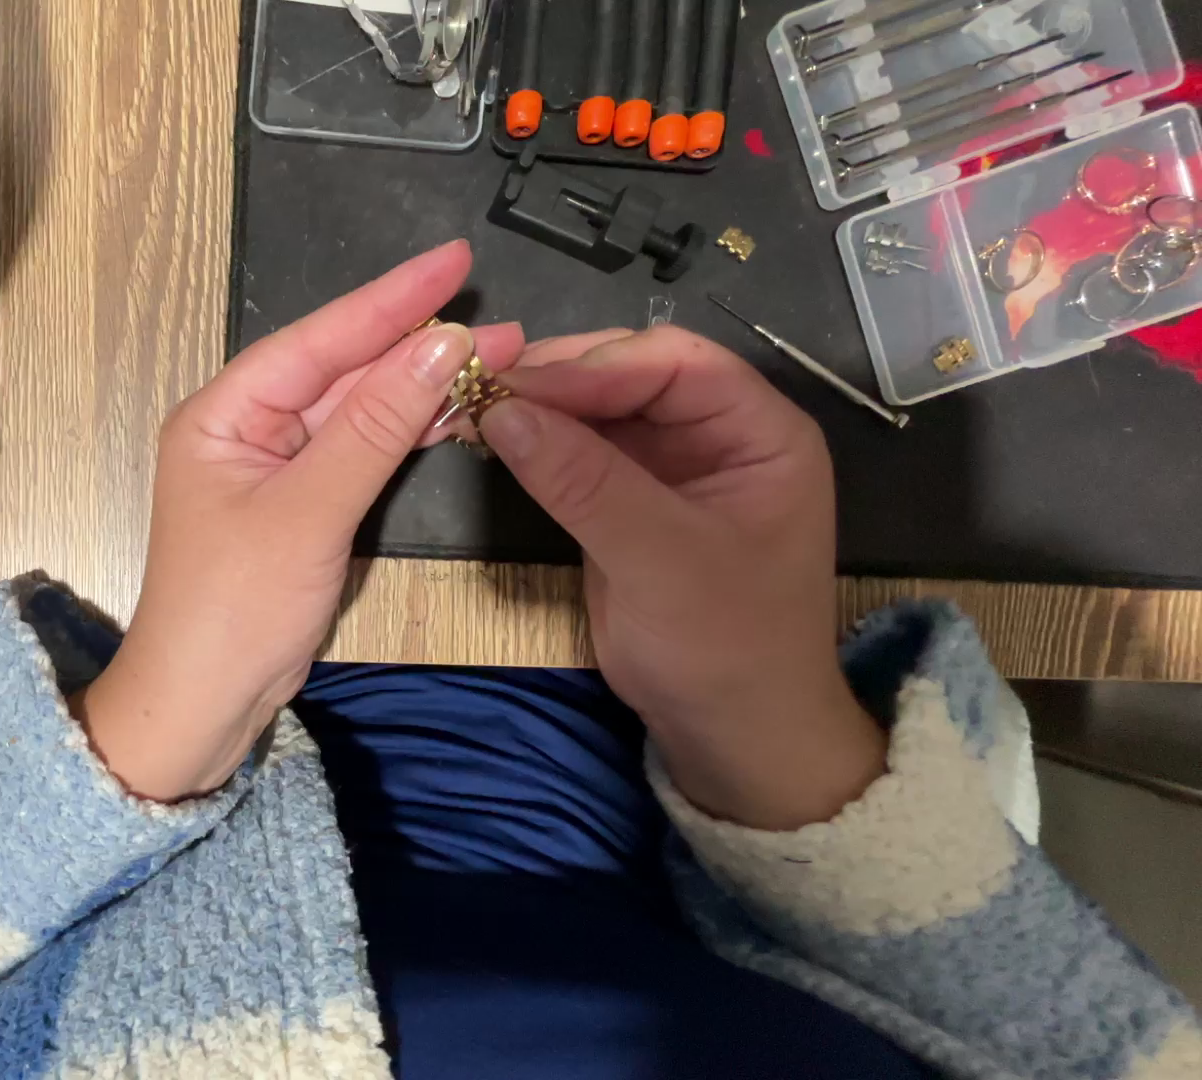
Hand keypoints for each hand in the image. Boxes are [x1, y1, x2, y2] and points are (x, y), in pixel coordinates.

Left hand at [72, 241, 528, 801]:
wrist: (206, 703)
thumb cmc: (237, 608)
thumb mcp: (308, 512)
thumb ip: (373, 428)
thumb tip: (441, 346)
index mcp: (223, 414)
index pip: (315, 341)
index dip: (387, 301)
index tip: (452, 259)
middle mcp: (246, 430)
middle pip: (338, 374)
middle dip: (415, 348)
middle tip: (500, 322)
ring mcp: (275, 470)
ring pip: (354, 415)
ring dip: (417, 391)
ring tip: (497, 360)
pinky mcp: (300, 507)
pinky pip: (356, 456)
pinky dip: (401, 438)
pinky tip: (450, 414)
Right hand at [480, 327, 885, 829]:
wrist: (723, 728)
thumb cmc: (722, 644)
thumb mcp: (659, 559)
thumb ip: (583, 481)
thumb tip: (501, 412)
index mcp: (757, 432)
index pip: (674, 365)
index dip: (594, 368)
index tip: (515, 387)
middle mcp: (712, 437)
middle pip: (628, 377)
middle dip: (557, 380)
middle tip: (481, 389)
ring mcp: (662, 468)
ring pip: (593, 412)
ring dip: (536, 409)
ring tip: (473, 409)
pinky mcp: (620, 502)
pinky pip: (573, 455)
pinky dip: (532, 445)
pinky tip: (493, 441)